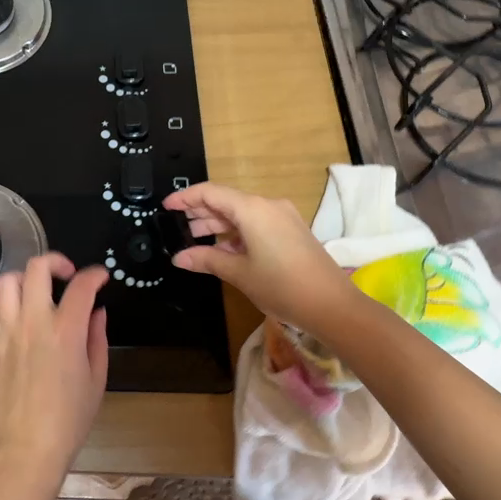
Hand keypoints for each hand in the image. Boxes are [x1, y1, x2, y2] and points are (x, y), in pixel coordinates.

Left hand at [0, 253, 109, 479]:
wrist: (26, 449)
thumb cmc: (69, 420)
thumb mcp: (96, 380)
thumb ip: (97, 339)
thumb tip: (97, 312)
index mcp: (65, 332)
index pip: (81, 286)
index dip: (94, 274)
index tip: (101, 277)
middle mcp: (34, 323)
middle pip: (37, 268)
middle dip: (56, 260)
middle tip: (68, 275)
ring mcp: (9, 332)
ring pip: (7, 281)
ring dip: (26, 279)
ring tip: (40, 291)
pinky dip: (4, 304)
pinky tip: (18, 316)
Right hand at [163, 182, 354, 325]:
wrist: (334, 306)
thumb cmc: (282, 287)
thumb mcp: (239, 273)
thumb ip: (207, 259)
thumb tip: (179, 257)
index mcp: (252, 209)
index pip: (211, 192)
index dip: (186, 197)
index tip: (166, 207)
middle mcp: (268, 205)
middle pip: (227, 201)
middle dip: (201, 212)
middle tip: (178, 226)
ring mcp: (283, 217)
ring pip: (242, 213)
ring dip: (219, 224)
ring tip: (195, 239)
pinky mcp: (292, 231)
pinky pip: (257, 223)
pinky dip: (237, 233)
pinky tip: (224, 250)